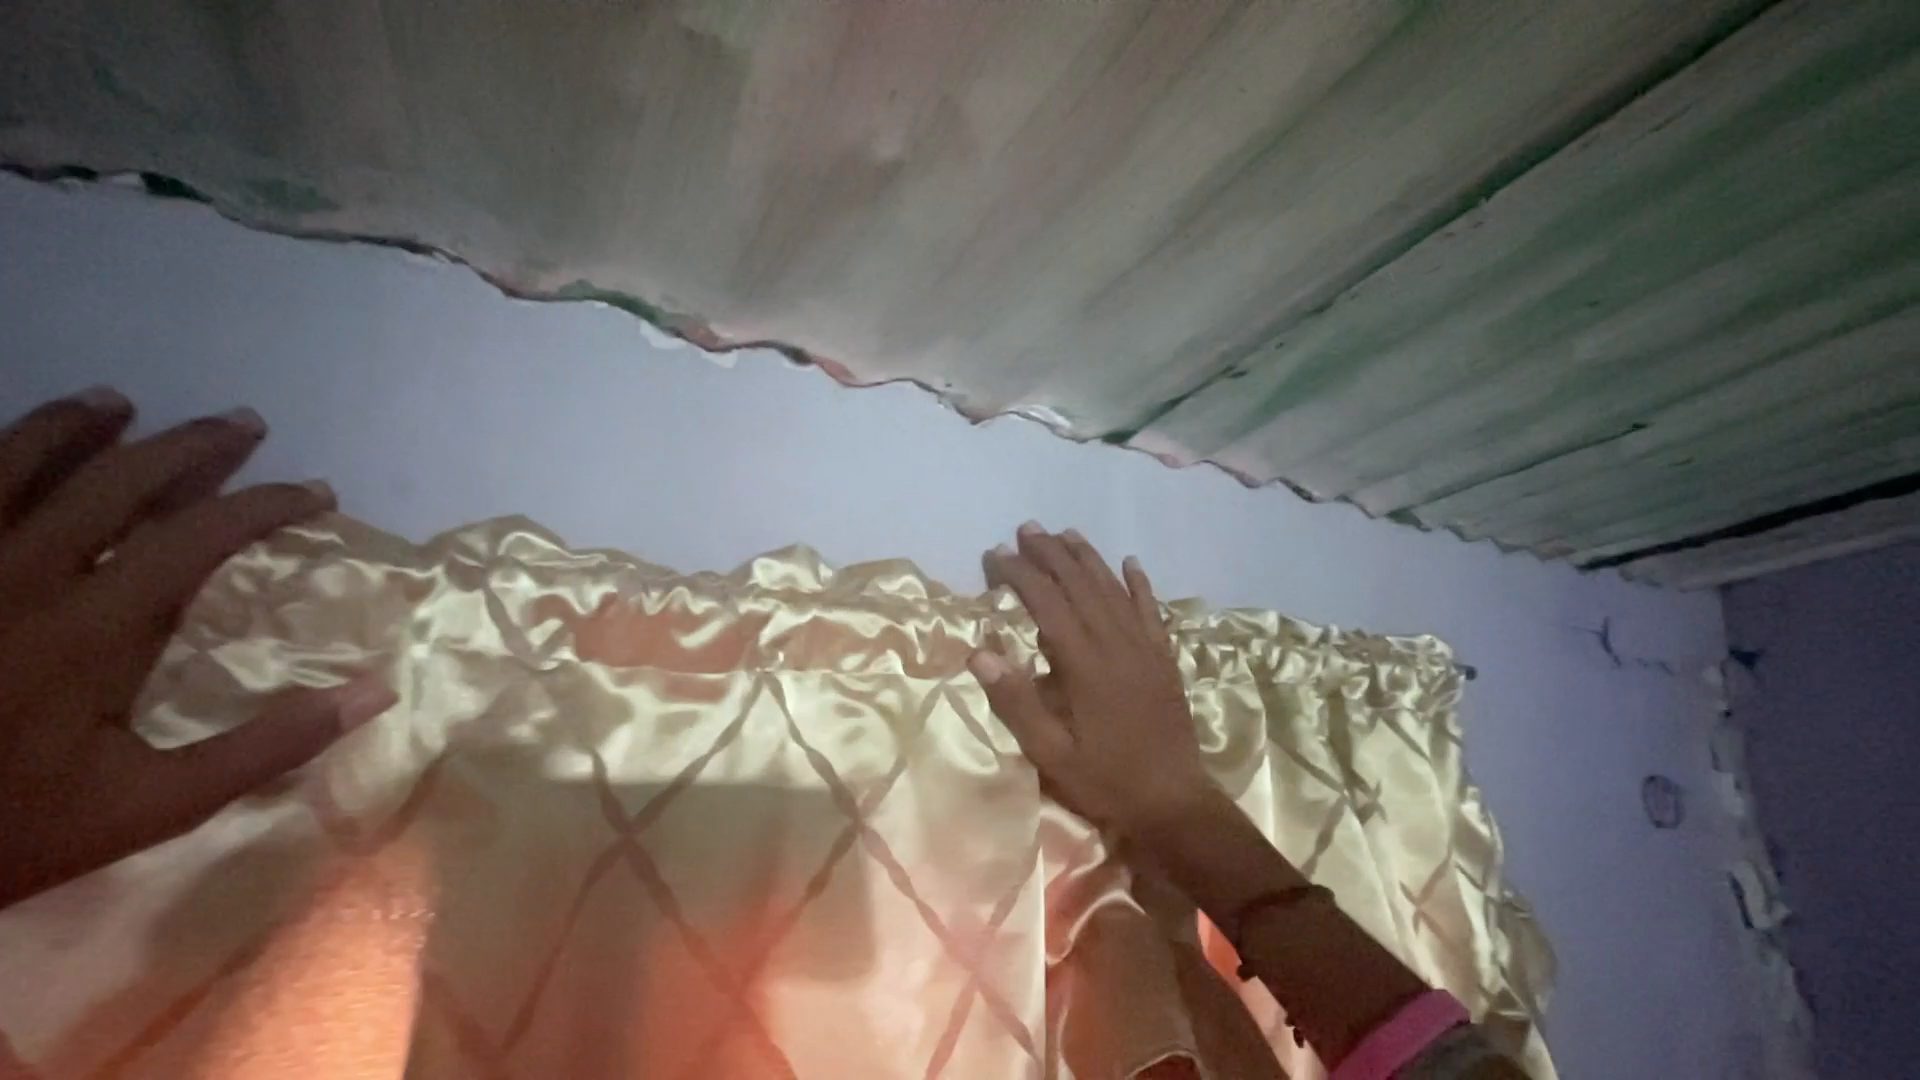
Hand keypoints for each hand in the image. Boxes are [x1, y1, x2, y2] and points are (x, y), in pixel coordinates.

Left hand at [0, 388, 395, 909]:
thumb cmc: (4, 829)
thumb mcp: (151, 806)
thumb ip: (266, 746)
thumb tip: (377, 690)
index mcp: (88, 629)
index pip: (195, 535)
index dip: (263, 504)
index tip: (317, 492)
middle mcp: (16, 580)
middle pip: (111, 483)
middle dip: (186, 446)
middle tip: (241, 422)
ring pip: (5, 468)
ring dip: (70, 429)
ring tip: (116, 402)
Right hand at [970, 522, 1214, 836]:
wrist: (1174, 802)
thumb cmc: (1104, 779)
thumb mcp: (1049, 753)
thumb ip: (1015, 702)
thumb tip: (978, 654)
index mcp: (1084, 664)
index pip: (1047, 603)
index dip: (1020, 574)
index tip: (996, 555)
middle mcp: (1115, 644)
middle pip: (1080, 585)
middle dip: (1051, 554)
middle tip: (1026, 529)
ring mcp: (1144, 649)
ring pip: (1114, 590)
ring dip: (1088, 558)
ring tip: (1066, 533)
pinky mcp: (1164, 659)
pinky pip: (1150, 611)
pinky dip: (1139, 584)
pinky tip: (1131, 563)